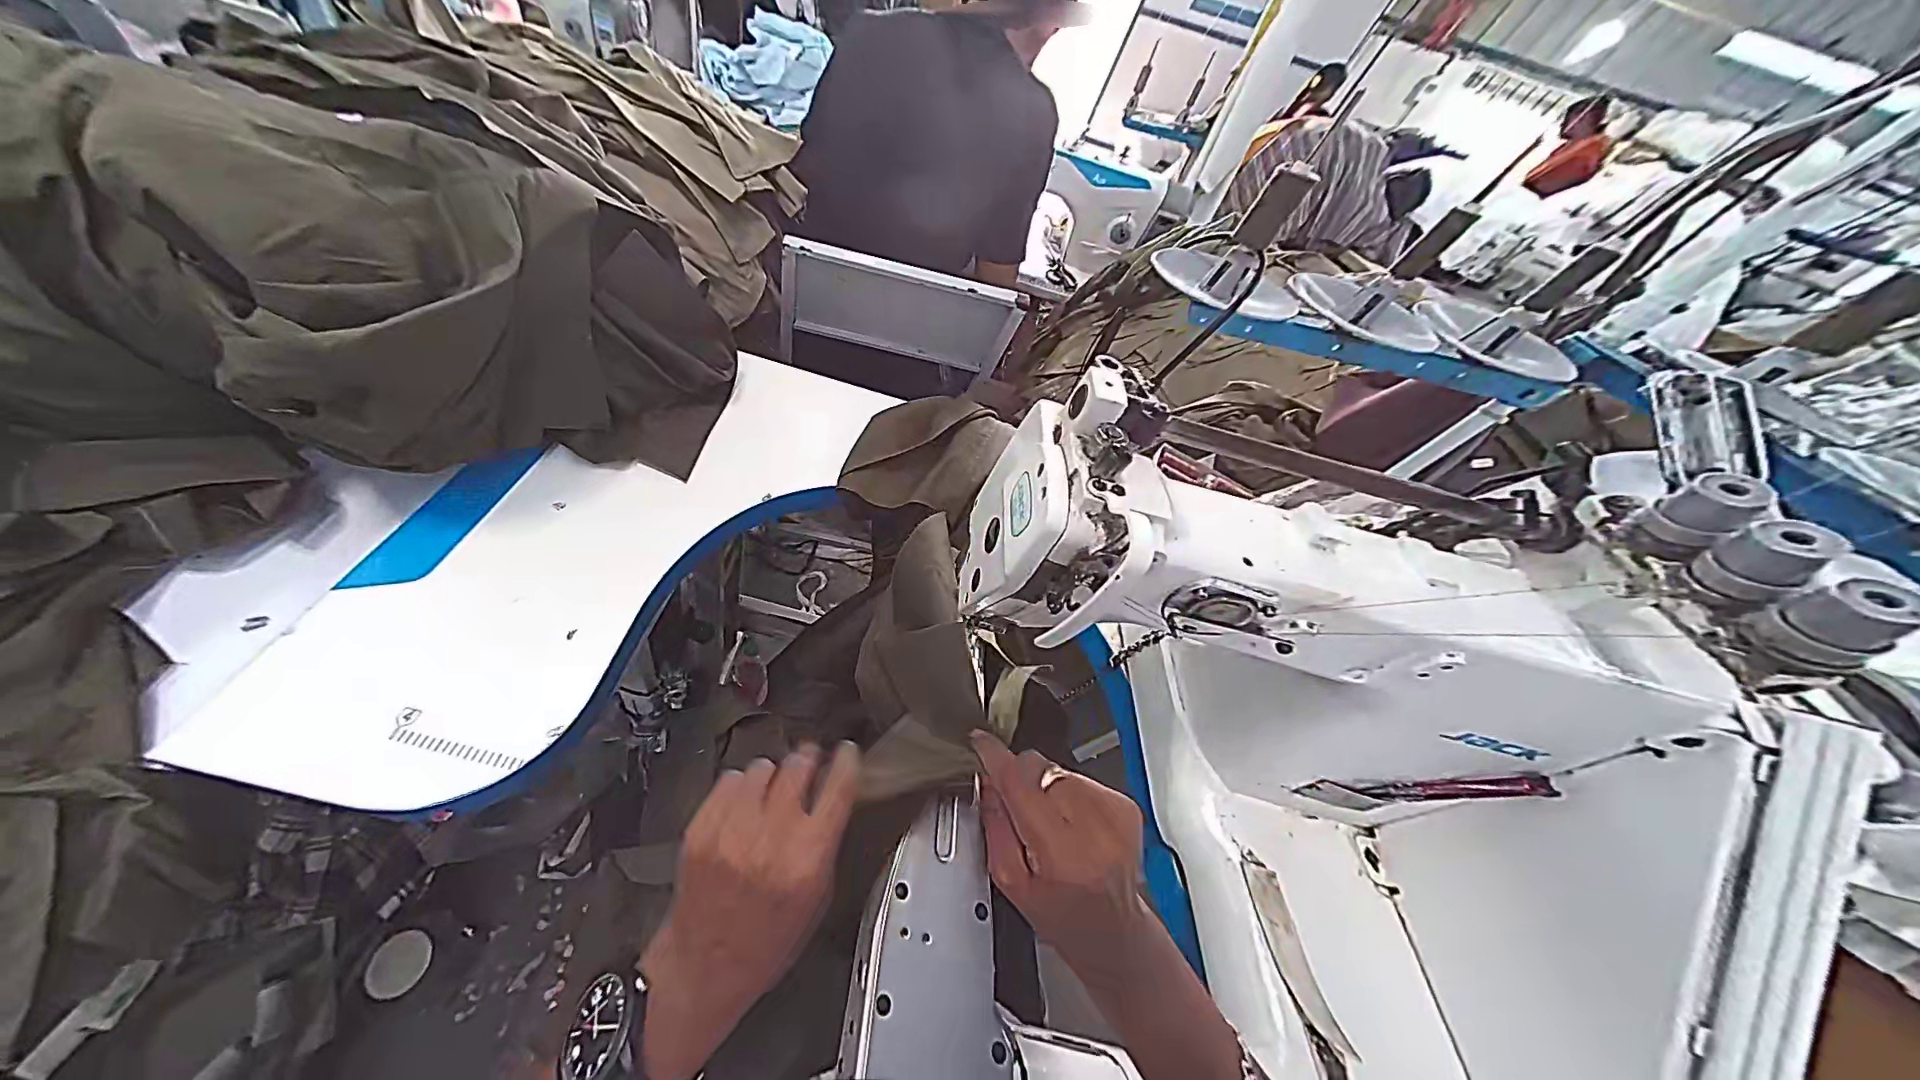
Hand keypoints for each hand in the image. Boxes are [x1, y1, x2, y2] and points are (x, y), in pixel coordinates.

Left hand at [640, 743, 860, 1079]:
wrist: (704, 967)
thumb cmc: (765, 942)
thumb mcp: (817, 898)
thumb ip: (827, 843)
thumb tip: (833, 797)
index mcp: (808, 860)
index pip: (837, 788)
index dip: (846, 761)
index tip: (846, 751)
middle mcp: (771, 841)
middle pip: (798, 766)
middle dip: (807, 761)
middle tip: (808, 764)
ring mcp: (732, 832)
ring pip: (763, 767)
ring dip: (773, 775)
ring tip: (771, 792)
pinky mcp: (702, 829)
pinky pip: (729, 780)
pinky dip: (741, 786)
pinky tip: (744, 804)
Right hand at [970, 732, 1243, 1079]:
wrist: (1115, 933)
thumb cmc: (1065, 917)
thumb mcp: (1012, 884)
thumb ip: (995, 827)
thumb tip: (986, 782)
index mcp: (1062, 854)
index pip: (1020, 784)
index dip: (995, 758)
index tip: (980, 742)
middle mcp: (1094, 829)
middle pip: (1040, 769)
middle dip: (1022, 782)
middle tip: (1023, 815)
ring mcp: (1114, 814)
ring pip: (1059, 769)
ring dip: (1047, 788)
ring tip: (1053, 826)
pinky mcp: (1125, 806)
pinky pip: (1081, 778)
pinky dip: (1070, 793)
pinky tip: (1073, 825)